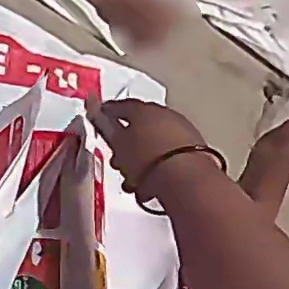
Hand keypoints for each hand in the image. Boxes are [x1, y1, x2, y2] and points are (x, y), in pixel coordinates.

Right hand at [86, 98, 219, 200]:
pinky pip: (166, 154)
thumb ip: (104, 126)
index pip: (119, 106)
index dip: (105, 113)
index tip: (97, 120)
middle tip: (116, 158)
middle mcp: (164, 114)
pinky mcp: (193, 149)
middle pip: (138, 125)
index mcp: (143, 109)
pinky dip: (156, 165)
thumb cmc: (145, 160)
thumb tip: (95, 110)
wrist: (185, 180)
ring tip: (133, 179)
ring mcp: (181, 131)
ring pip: (152, 142)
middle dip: (125, 143)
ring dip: (140, 158)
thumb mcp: (117, 144)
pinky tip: (150, 183)